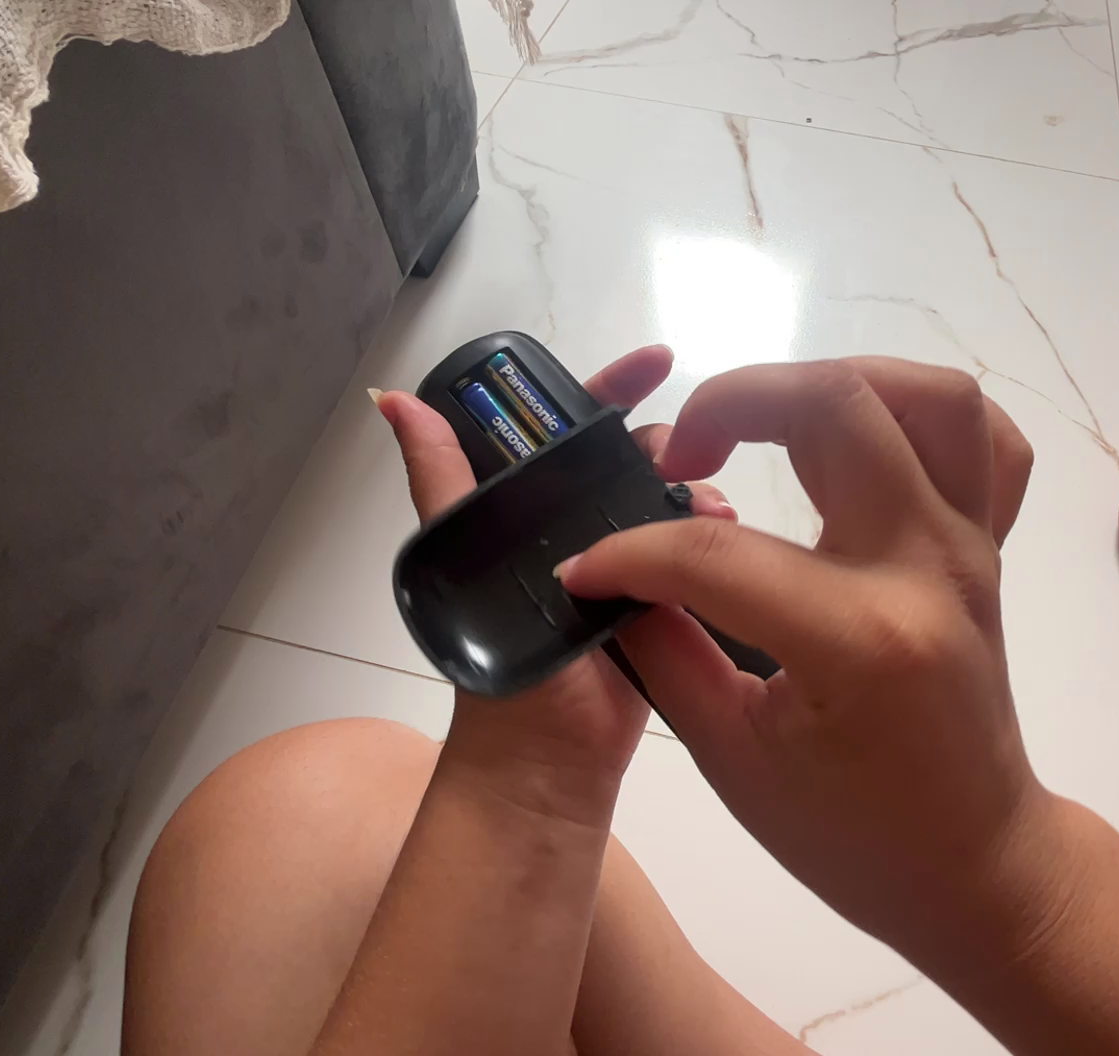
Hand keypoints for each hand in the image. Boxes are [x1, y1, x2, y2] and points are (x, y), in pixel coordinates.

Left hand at [377, 345, 734, 811]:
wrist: (550, 755)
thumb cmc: (500, 661)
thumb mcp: (461, 557)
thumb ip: (443, 482)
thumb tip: (392, 401)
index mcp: (531, 510)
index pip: (569, 430)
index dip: (607, 390)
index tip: (655, 362)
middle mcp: (579, 527)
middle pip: (629, 462)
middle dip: (664, 444)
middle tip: (689, 455)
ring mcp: (624, 562)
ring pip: (666, 504)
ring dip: (693, 491)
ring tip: (712, 502)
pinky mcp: (659, 599)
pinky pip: (689, 553)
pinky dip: (709, 537)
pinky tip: (727, 533)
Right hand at [555, 358, 1038, 948]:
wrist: (972, 861)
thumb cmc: (849, 835)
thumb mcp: (730, 753)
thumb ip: (662, 647)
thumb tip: (612, 576)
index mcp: (858, 638)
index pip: (716, 551)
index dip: (629, 551)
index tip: (584, 566)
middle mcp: (927, 566)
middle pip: (836, 406)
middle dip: (732, 401)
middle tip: (684, 452)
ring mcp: (972, 545)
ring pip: (930, 394)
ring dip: (833, 381)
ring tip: (768, 422)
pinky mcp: (988, 545)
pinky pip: (983, 437)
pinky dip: (917, 413)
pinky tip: (862, 440)